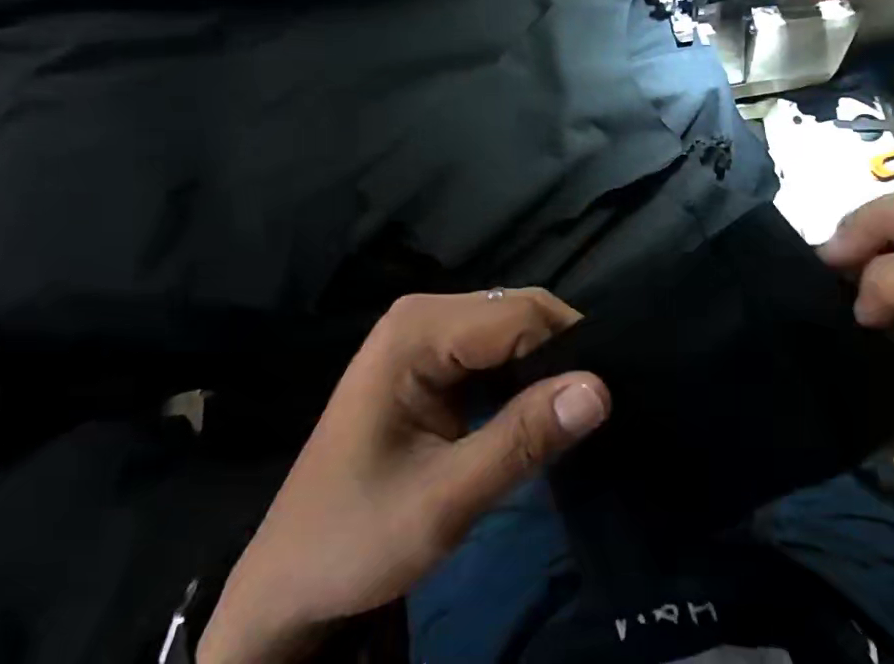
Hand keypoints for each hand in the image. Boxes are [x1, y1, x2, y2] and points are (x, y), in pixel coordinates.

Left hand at [198, 289, 609, 663]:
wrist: (289, 580)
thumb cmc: (354, 540)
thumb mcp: (444, 501)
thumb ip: (522, 440)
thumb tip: (601, 387)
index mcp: (417, 332)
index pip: (524, 316)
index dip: (571, 353)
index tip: (603, 406)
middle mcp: (424, 315)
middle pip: (524, 313)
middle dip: (564, 355)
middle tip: (591, 415)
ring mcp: (426, 334)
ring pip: (519, 328)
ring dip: (551, 366)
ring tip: (573, 415)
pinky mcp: (434, 359)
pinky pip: (502, 349)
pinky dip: (530, 375)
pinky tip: (540, 411)